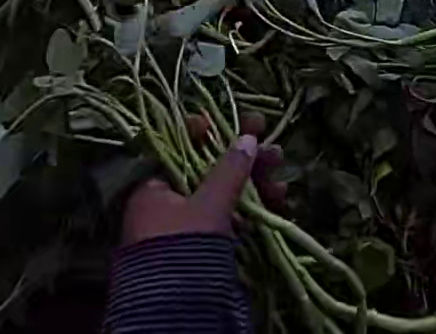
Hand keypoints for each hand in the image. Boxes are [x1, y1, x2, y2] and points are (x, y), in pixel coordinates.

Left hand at [121, 112, 285, 244]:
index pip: (181, 145)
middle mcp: (167, 204)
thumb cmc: (183, 249)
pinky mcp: (203, 248)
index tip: (240, 122)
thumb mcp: (209, 203)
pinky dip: (252, 209)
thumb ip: (230, 167)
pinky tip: (277, 204)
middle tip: (276, 152)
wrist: (174, 319)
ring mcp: (186, 227)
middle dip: (247, 160)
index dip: (211, 130)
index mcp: (155, 187)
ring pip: (225, 192)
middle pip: (211, 168)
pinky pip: (230, 217)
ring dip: (256, 184)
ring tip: (281, 184)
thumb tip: (248, 137)